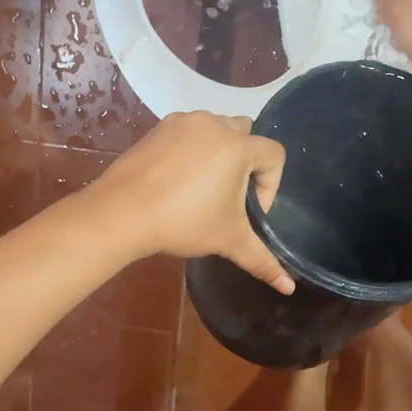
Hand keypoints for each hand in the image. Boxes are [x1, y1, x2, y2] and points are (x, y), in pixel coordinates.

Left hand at [92, 111, 294, 294]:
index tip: (252, 209)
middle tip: (229, 195)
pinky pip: (188, 132)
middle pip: (247, 135)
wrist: (122, 212)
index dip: (271, 184)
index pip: (274, 155)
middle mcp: (214, 124)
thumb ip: (262, 261)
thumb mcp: (228, 241)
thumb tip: (289, 288)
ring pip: (216, 130)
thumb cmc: (183, 222)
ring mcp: (184, 122)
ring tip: (204, 187)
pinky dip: (191, 149)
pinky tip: (178, 179)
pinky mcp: (159, 127)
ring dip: (219, 152)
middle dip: (246, 162)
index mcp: (238, 147)